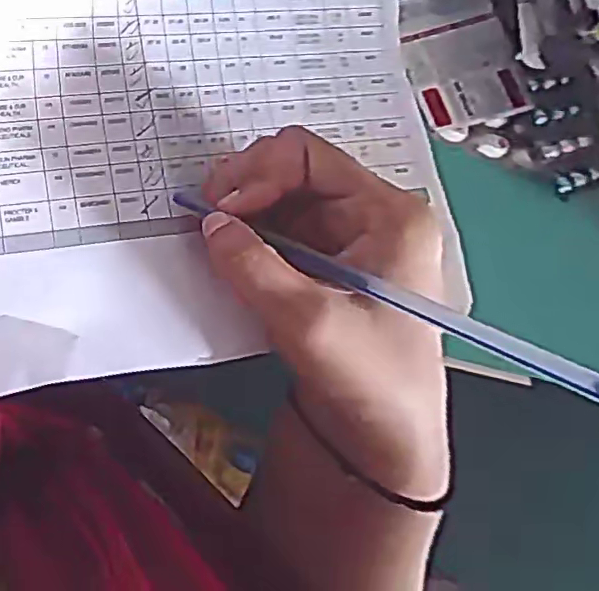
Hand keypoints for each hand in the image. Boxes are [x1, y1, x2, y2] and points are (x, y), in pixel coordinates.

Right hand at [201, 127, 450, 498]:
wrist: (381, 443)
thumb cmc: (370, 381)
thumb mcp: (308, 321)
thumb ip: (253, 266)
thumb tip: (210, 223)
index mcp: (388, 214)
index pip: (307, 155)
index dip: (259, 171)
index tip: (227, 208)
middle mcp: (369, 214)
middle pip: (289, 167)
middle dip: (244, 185)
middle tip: (210, 212)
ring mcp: (345, 235)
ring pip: (277, 192)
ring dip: (241, 207)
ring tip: (215, 232)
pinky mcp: (321, 257)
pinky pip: (273, 222)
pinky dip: (245, 228)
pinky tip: (229, 249)